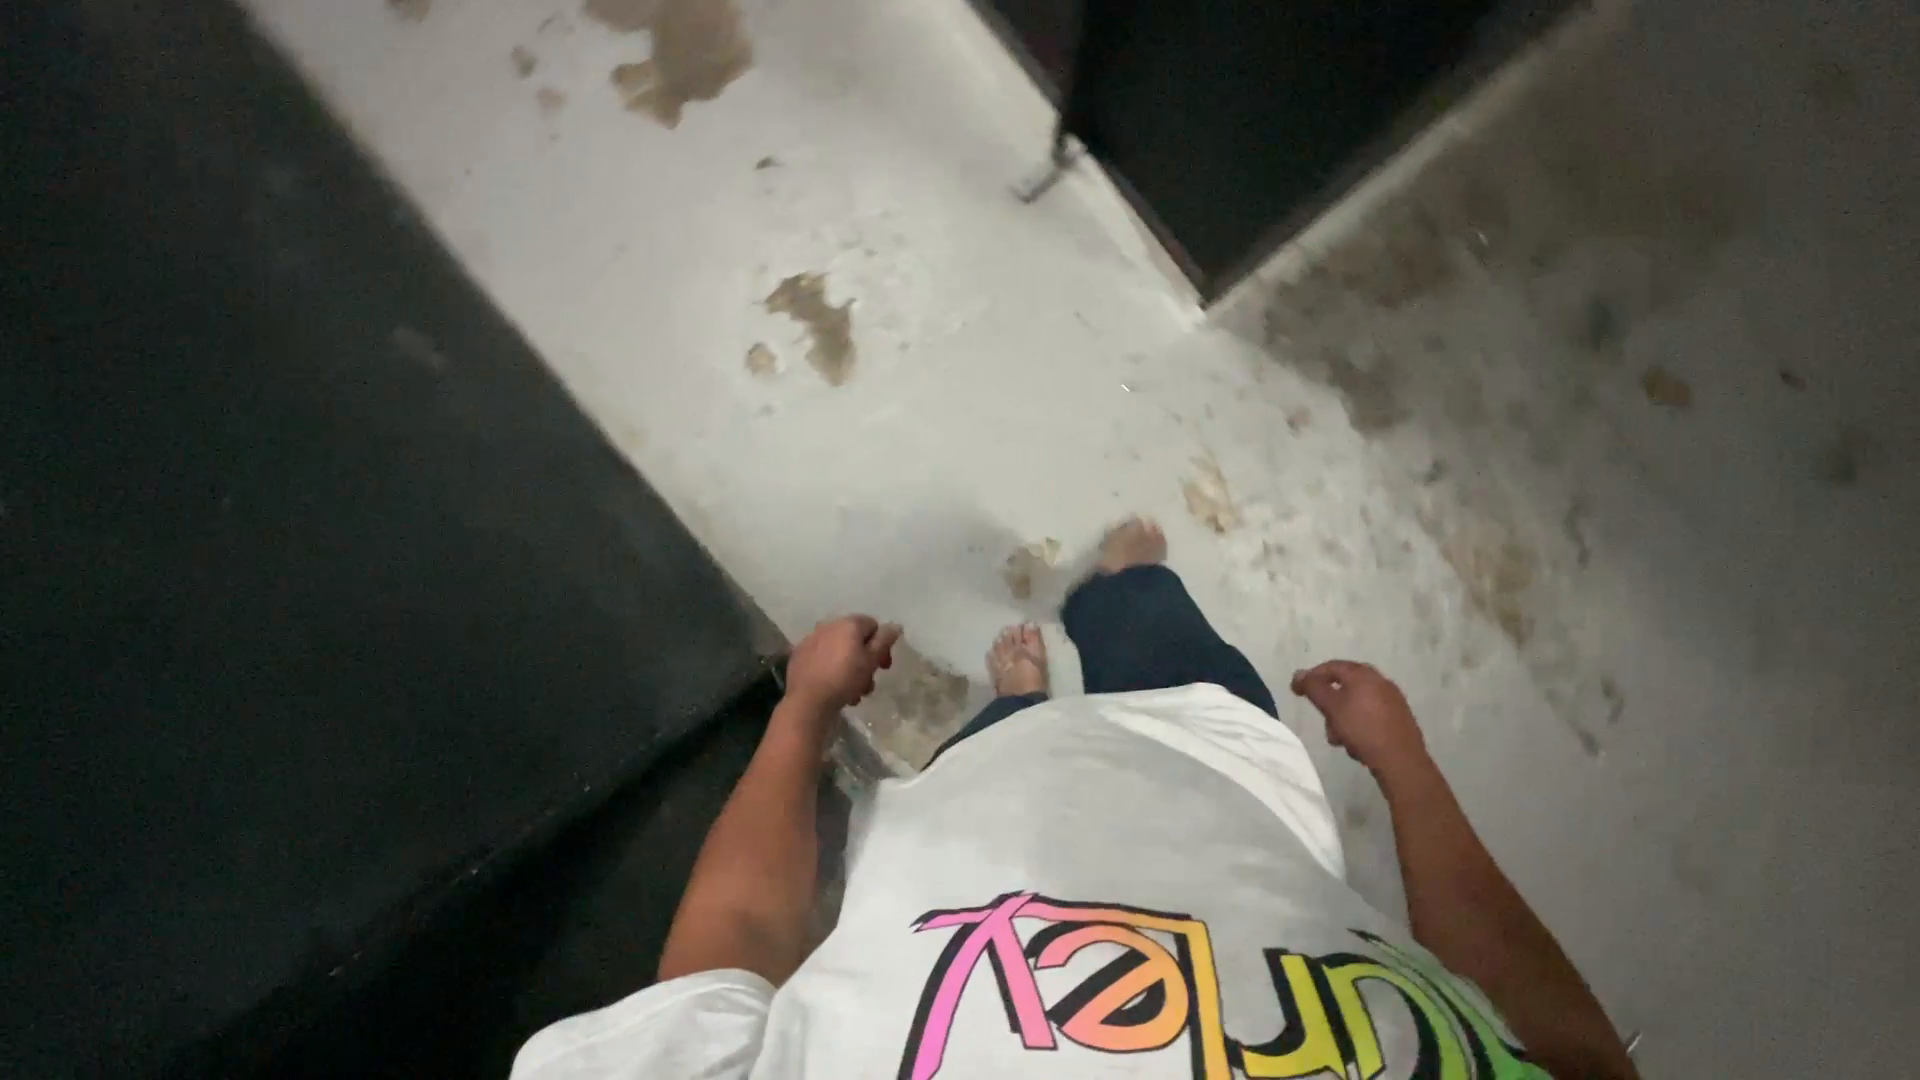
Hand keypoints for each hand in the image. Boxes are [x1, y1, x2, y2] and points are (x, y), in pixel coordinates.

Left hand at [786, 615, 900, 710]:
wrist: (808, 700)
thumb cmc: (845, 678)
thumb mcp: (871, 660)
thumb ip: (885, 640)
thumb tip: (895, 625)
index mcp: (849, 623)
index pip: (873, 625)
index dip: (882, 645)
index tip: (883, 666)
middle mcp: (829, 625)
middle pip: (855, 639)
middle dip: (865, 661)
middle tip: (868, 683)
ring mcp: (812, 639)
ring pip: (839, 650)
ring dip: (849, 668)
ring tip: (852, 692)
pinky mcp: (800, 654)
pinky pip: (822, 657)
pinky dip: (831, 668)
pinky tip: (832, 686)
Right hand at [1290, 660, 1428, 776]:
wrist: (1401, 760)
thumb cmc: (1361, 729)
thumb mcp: (1331, 707)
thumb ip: (1313, 687)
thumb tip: (1299, 674)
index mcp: (1363, 675)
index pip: (1331, 667)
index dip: (1311, 677)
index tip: (1296, 691)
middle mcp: (1380, 681)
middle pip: (1345, 685)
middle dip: (1329, 702)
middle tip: (1322, 716)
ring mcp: (1392, 699)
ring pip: (1357, 702)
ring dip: (1342, 716)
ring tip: (1338, 736)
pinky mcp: (1399, 717)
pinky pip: (1370, 713)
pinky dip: (1358, 722)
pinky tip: (1355, 740)